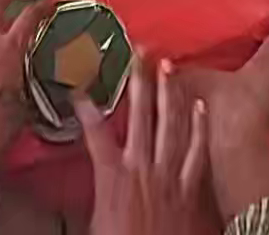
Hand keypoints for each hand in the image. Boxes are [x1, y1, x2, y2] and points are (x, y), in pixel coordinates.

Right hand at [77, 55, 208, 234]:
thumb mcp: (95, 225)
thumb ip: (91, 198)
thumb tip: (67, 193)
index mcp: (112, 178)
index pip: (94, 132)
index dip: (86, 108)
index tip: (80, 89)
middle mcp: (140, 169)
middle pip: (139, 114)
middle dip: (138, 80)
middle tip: (140, 51)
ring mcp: (167, 176)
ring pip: (169, 124)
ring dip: (168, 92)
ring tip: (168, 65)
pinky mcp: (188, 190)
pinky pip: (195, 153)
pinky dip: (198, 128)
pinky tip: (201, 106)